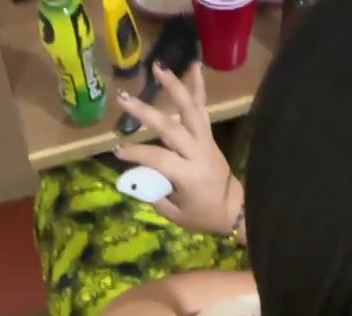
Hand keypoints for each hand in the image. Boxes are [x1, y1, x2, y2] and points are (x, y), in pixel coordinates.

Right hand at [113, 63, 242, 234]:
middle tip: (124, 99)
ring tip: (157, 67)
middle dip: (145, 113)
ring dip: (174, 86)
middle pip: (170, 127)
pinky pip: (203, 108)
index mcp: (189, 176)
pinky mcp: (209, 136)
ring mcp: (205, 141)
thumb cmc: (203, 215)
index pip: (158, 158)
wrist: (233, 209)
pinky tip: (194, 65)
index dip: (137, 153)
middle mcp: (198, 153)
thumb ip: (155, 195)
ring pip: (190, 109)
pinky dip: (199, 86)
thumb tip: (134, 177)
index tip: (118, 150)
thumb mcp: (176, 214)